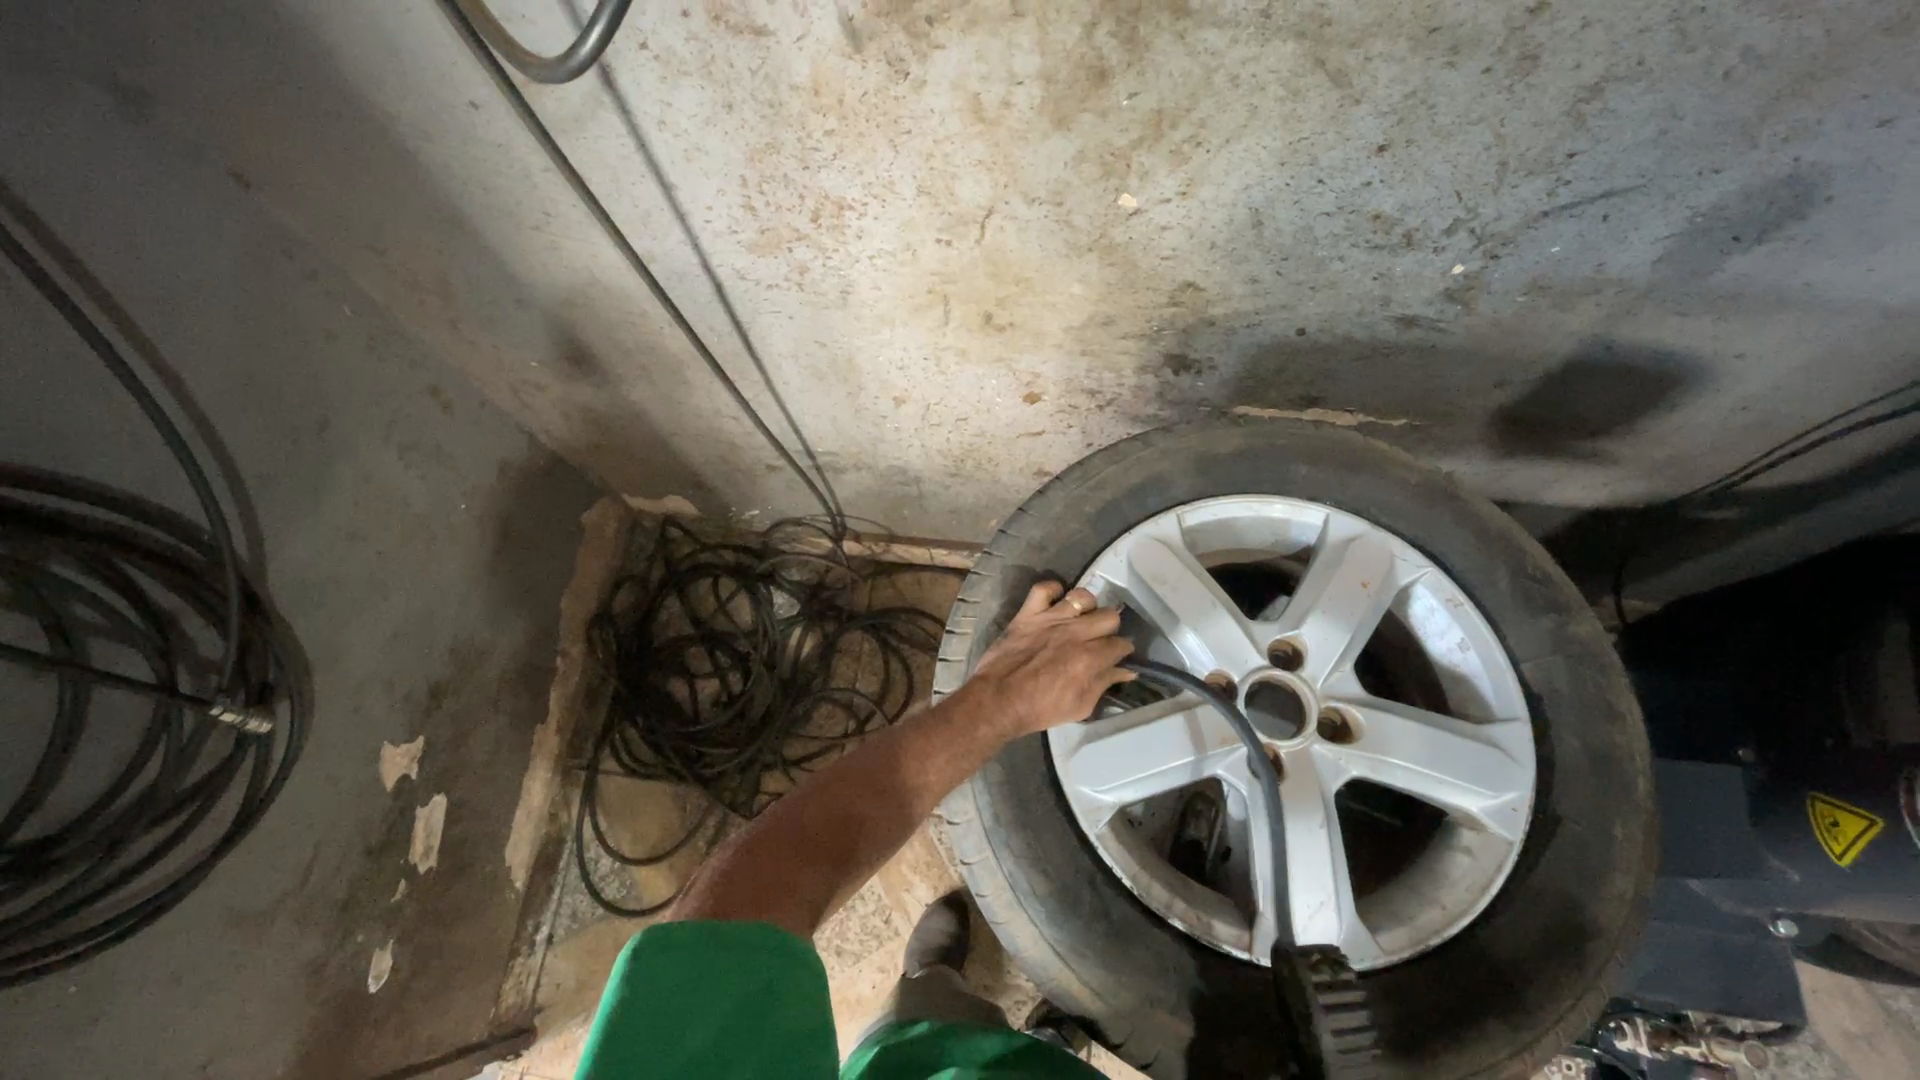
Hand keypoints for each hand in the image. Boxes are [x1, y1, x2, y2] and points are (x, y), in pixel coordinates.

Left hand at [962, 581, 1135, 737]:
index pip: (1121, 644)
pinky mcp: (1028, 614)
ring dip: (1086, 608)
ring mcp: (1050, 619)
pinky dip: (1052, 591)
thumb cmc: (1040, 709)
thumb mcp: (1081, 707)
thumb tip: (1125, 672)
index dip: (1122, 651)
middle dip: (1110, 629)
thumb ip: (1104, 684)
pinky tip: (1055, 602)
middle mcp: (1075, 633)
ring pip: (1082, 597)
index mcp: (1090, 658)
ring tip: (1080, 620)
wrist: (998, 700)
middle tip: (1099, 640)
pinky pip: (1044, 588)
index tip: (1118, 656)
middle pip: (1109, 615)